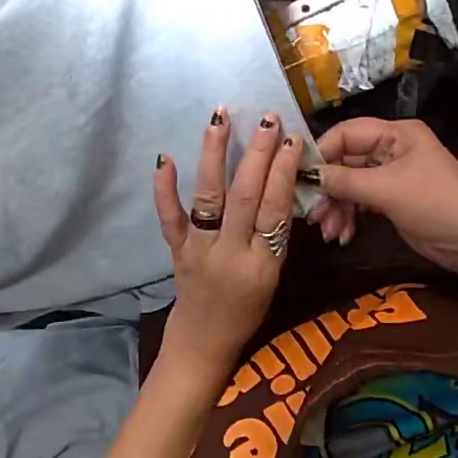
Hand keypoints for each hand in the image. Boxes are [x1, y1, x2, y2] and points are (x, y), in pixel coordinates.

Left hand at [152, 108, 303, 372]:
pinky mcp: (176, 249)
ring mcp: (199, 249)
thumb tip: (281, 182)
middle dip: (258, 154)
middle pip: (245, 197)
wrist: (205, 337)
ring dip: (214, 155)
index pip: (276, 209)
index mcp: (263, 263)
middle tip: (268, 119)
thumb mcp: (274, 275)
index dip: (285, 172)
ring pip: (208, 198)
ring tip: (220, 119)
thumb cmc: (247, 307)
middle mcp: (230, 252)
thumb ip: (275, 234)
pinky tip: (165, 158)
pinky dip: (165, 189)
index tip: (293, 139)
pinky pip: (169, 218)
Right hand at [307, 118, 457, 275]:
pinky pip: (359, 201)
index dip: (322, 153)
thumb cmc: (436, 205)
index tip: (300, 177)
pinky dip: (349, 216)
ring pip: (349, 184)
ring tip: (329, 232)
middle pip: (344, 161)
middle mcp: (391, 149)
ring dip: (336, 207)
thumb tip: (307, 175)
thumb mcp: (387, 190)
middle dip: (328, 189)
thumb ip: (344, 180)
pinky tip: (343, 235)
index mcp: (396, 134)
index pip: (346, 133)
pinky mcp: (391, 198)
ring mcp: (391, 175)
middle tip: (312, 213)